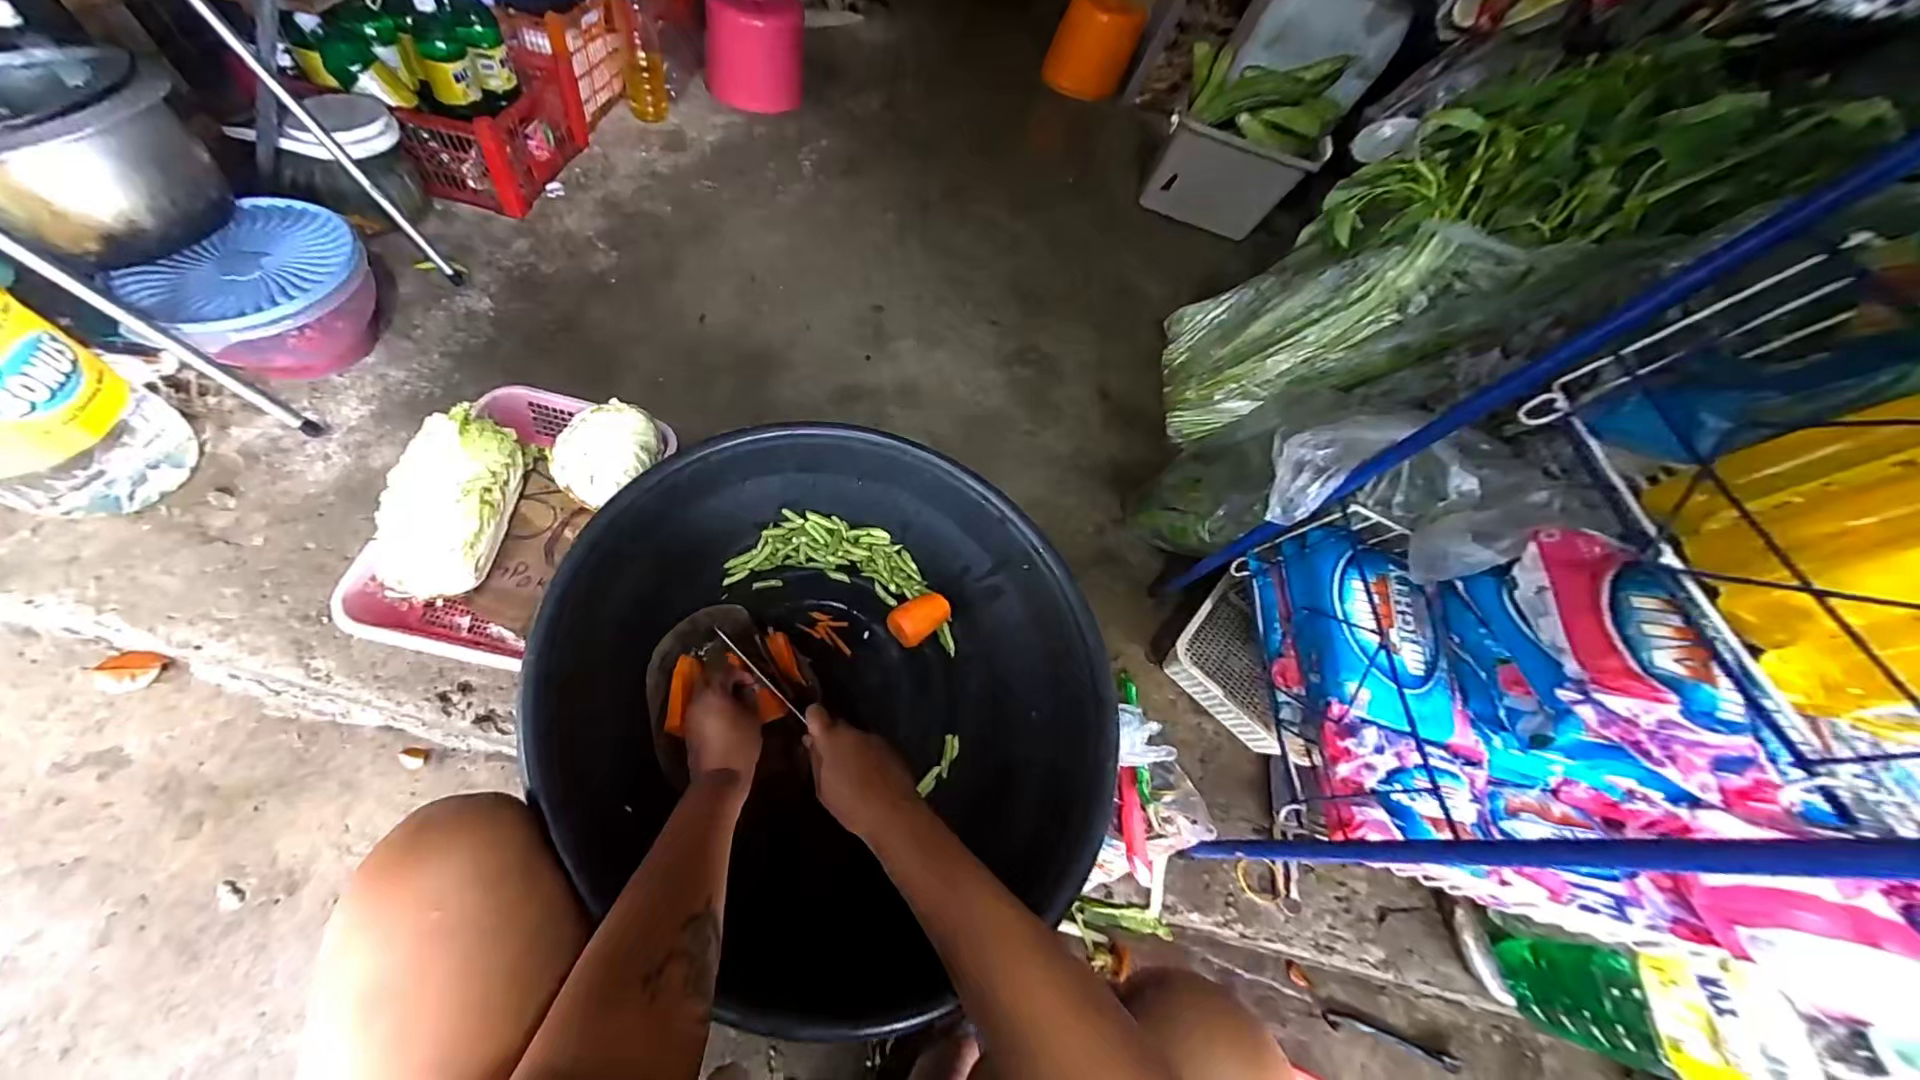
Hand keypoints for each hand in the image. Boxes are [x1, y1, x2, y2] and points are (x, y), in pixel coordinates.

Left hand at [683, 665, 763, 785]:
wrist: (719, 778)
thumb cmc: (740, 744)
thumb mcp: (753, 717)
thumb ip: (749, 697)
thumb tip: (746, 688)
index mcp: (713, 693)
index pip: (724, 671)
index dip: (741, 673)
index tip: (753, 682)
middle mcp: (697, 699)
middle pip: (709, 680)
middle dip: (727, 680)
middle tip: (743, 688)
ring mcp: (690, 714)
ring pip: (703, 693)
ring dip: (719, 693)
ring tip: (736, 702)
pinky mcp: (689, 728)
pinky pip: (701, 707)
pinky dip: (713, 705)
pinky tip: (726, 715)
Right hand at [800, 705, 920, 841]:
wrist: (892, 812)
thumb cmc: (850, 804)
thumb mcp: (822, 788)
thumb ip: (816, 760)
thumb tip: (811, 742)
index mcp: (832, 739)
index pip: (816, 713)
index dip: (812, 719)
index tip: (811, 731)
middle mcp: (854, 731)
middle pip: (838, 725)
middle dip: (834, 737)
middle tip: (832, 759)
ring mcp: (875, 738)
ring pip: (857, 737)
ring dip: (853, 747)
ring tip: (854, 772)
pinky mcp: (891, 747)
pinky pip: (873, 746)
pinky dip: (869, 755)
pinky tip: (871, 775)